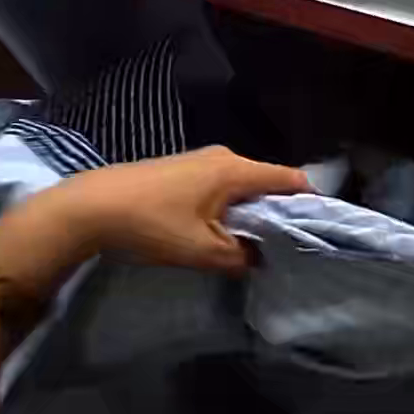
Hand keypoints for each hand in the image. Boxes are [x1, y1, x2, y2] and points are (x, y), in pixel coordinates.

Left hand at [0, 146, 310, 291]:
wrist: (93, 205)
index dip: (309, 202)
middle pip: (267, 181)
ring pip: (243, 185)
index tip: (320, 231)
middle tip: (289, 247)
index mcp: (235, 169)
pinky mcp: (183, 170)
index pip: (289, 178)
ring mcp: (200, 160)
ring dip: (252, 212)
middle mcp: (223, 157)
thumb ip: (242, 256)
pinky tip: (222, 231)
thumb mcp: (204, 250)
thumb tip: (262, 256)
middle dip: (280, 211)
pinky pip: (221, 186)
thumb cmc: (154, 224)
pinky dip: (230, 207)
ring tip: (257, 245)